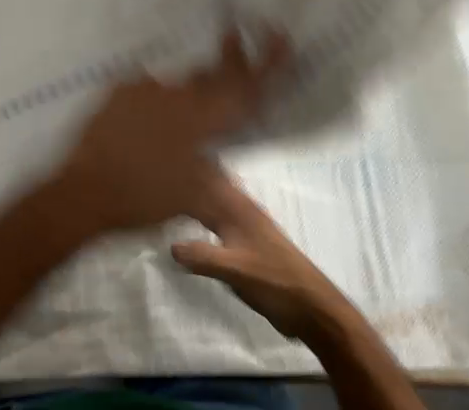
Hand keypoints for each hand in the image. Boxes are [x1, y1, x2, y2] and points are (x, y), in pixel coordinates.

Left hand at [45, 29, 288, 236]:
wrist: (84, 190)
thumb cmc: (143, 198)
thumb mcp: (193, 194)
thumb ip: (217, 175)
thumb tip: (226, 165)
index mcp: (201, 121)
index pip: (243, 89)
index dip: (266, 63)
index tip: (279, 36)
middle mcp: (177, 96)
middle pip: (212, 74)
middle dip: (230, 58)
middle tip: (236, 37)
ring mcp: (145, 90)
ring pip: (179, 84)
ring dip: (189, 89)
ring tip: (181, 112)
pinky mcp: (118, 91)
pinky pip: (147, 89)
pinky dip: (155, 100)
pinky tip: (146, 119)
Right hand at [171, 178, 331, 340]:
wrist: (311, 306)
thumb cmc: (273, 282)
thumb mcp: (233, 270)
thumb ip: (201, 256)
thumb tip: (171, 245)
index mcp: (237, 209)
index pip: (203, 182)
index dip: (182, 172)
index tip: (158, 163)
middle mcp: (241, 211)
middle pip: (210, 184)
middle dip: (188, 174)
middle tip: (160, 170)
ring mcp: (246, 226)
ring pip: (215, 199)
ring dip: (197, 190)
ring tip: (171, 186)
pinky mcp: (248, 244)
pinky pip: (218, 217)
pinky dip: (204, 211)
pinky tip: (195, 218)